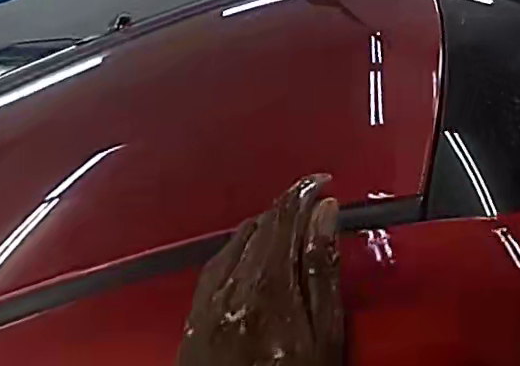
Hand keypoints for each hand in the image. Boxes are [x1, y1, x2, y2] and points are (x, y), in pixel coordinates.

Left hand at [177, 175, 342, 365]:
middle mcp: (232, 286)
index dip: (306, 190)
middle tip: (314, 206)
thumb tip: (326, 211)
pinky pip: (217, 262)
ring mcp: (208, 302)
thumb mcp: (324, 336)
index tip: (324, 182)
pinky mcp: (194, 318)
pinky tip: (253, 254)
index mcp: (268, 286)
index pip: (286, 214)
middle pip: (263, 223)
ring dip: (267, 224)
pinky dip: (241, 246)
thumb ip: (323, 268)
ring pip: (239, 238)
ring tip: (291, 227)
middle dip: (290, 206)